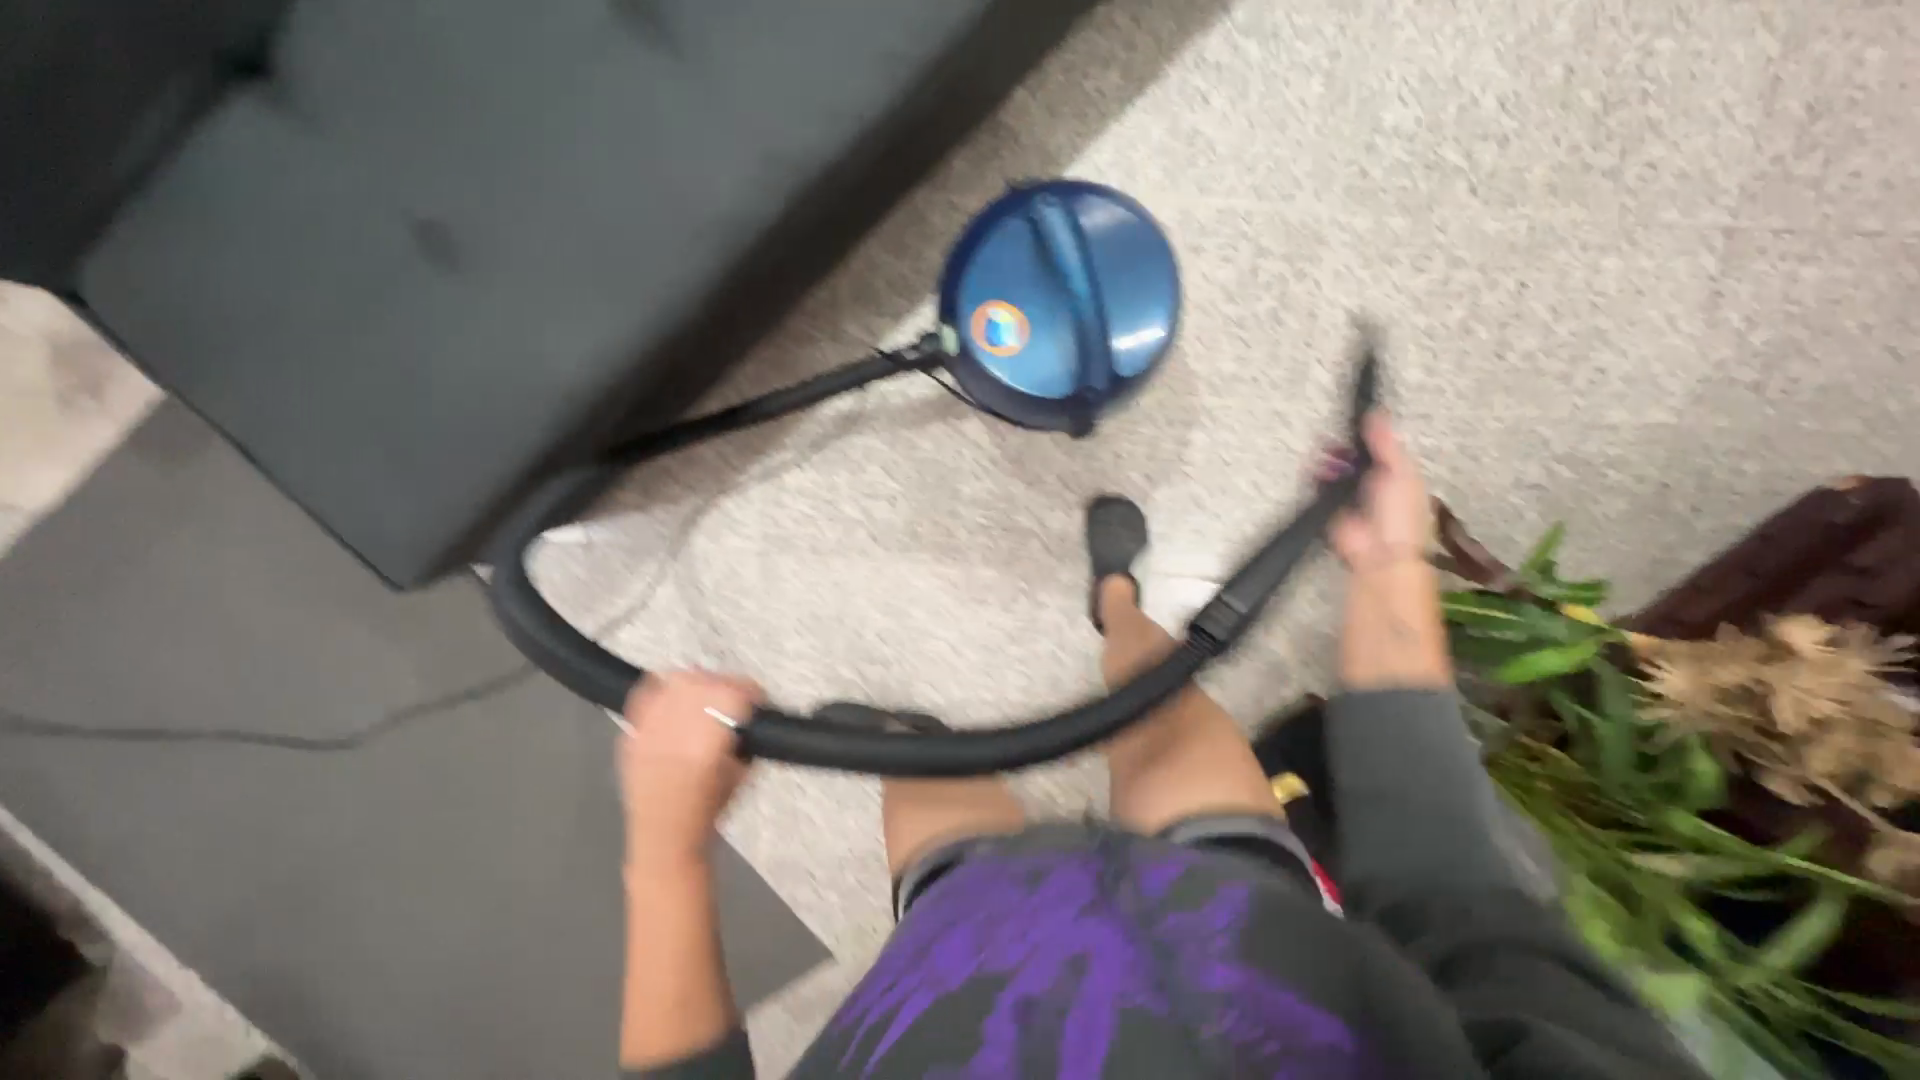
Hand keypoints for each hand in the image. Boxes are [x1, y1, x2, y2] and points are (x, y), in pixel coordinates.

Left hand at [617, 670, 761, 869]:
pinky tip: (674, 693)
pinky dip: (662, 687)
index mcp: (705, 749)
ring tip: (707, 693)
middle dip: (724, 684)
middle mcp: (673, 737)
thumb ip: (744, 738)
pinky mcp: (631, 735)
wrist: (664, 838)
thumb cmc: (709, 810)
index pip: (730, 697)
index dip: (749, 690)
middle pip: (701, 683)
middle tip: (734, 695)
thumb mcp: (742, 775)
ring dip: (697, 682)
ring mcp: (647, 735)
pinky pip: (645, 695)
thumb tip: (748, 710)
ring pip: (673, 684)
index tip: (757, 696)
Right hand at [1315, 412, 1431, 572]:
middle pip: (1352, 459)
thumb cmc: (1399, 514)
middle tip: (1329, 442)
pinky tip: (1314, 471)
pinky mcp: (1331, 510)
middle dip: (1339, 449)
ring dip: (1326, 462)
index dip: (1364, 436)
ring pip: (1334, 472)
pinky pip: (1320, 490)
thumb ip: (1386, 442)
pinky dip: (1315, 480)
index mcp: (1397, 475)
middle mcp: (1374, 485)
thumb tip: (1375, 413)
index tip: (1351, 426)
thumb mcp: (1400, 470)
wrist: (1379, 552)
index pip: (1378, 449)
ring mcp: (1351, 498)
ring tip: (1320, 457)